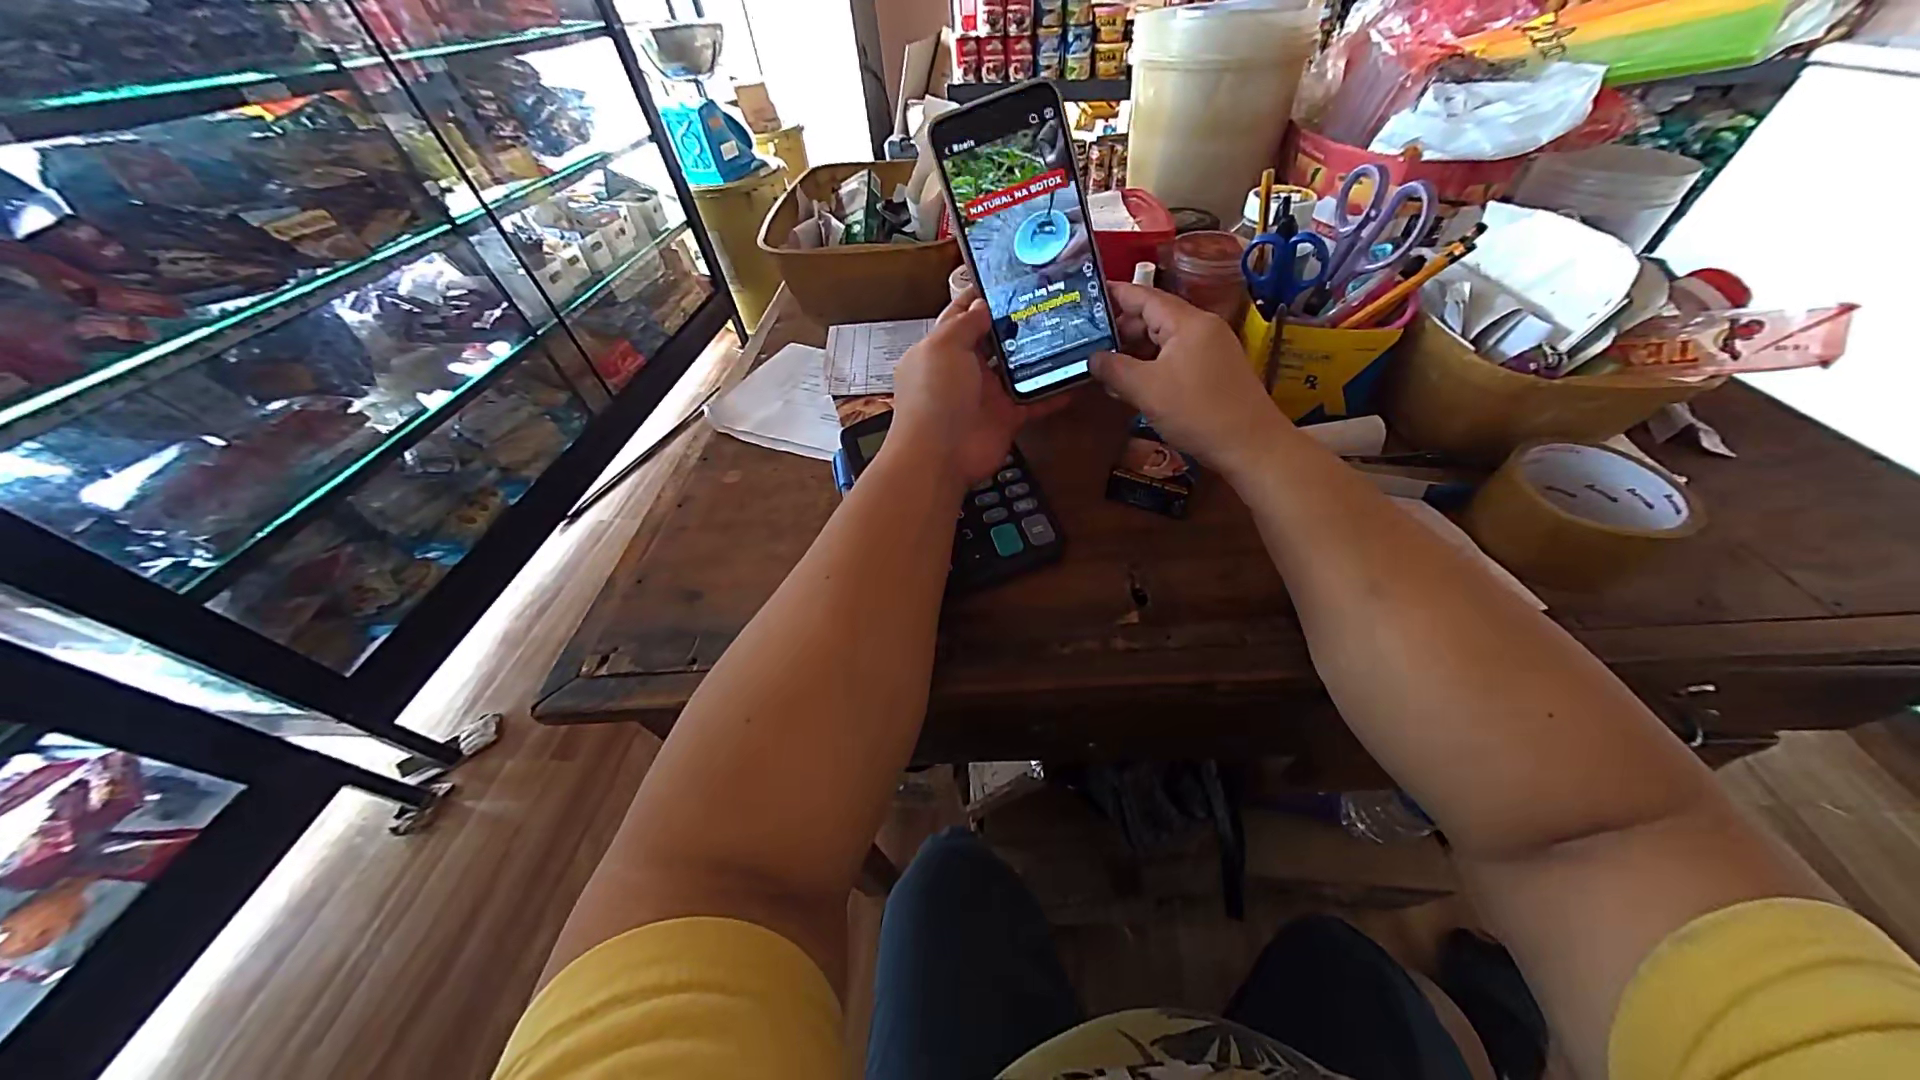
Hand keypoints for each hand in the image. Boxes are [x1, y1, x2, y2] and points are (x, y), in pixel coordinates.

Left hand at [888, 288, 1069, 487]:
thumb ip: (964, 323)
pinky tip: (1074, 379)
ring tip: (1065, 331)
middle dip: (1015, 323)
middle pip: (993, 341)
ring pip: (1017, 370)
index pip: (960, 316)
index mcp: (941, 349)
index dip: (979, 297)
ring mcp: (986, 395)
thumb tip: (982, 305)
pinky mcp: (1006, 418)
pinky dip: (1053, 394)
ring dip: (1037, 355)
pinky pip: (1034, 402)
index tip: (1006, 280)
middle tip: (1046, 300)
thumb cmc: (933, 398)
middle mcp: (963, 370)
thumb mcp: (943, 347)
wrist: (939, 455)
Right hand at [1093, 281, 1286, 477]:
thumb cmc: (1196, 412)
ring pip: (1163, 341)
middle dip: (1121, 329)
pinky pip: (1175, 359)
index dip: (1115, 293)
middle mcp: (1202, 328)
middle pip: (1154, 317)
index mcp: (1188, 322)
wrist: (1250, 446)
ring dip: (1134, 352)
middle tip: (1090, 344)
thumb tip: (1092, 358)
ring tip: (1105, 368)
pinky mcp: (1213, 372)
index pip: (1145, 296)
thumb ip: (1114, 369)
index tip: (1088, 295)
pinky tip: (1132, 385)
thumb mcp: (1146, 390)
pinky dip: (1151, 366)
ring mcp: (1210, 350)